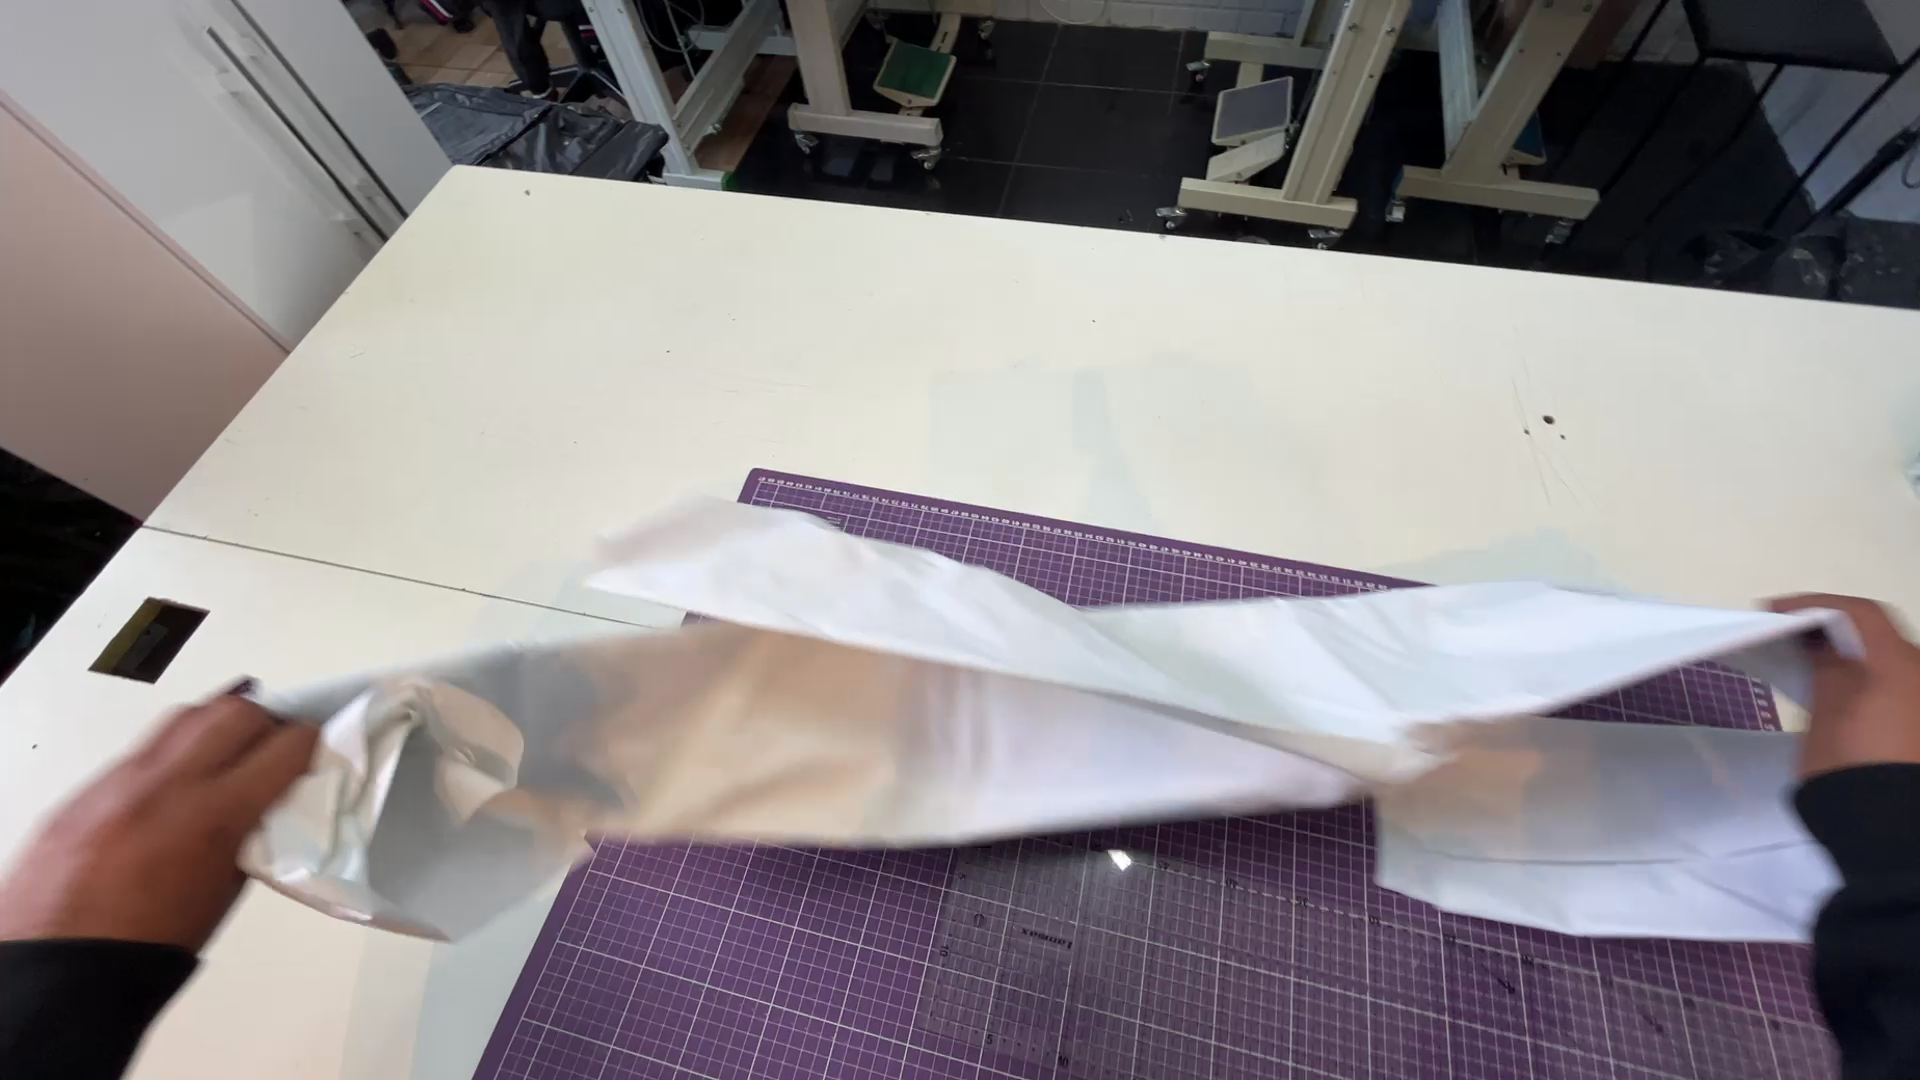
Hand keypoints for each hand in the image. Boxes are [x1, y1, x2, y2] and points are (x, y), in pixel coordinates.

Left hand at [0, 690, 316, 951]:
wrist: (58, 976)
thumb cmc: (160, 937)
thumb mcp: (237, 872)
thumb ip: (262, 815)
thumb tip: (281, 780)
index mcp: (213, 813)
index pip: (289, 742)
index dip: (313, 740)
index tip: (318, 749)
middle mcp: (161, 788)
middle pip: (237, 712)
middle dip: (268, 722)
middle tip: (276, 744)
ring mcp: (110, 788)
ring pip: (185, 716)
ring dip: (218, 726)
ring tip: (228, 752)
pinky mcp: (76, 796)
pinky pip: (140, 750)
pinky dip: (174, 752)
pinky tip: (183, 780)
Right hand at [1769, 594, 1919, 778]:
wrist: (1887, 814)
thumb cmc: (1852, 756)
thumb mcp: (1828, 706)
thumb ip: (1827, 664)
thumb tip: (1818, 640)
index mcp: (1902, 665)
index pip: (1860, 613)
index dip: (1813, 604)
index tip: (1771, 612)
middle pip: (1876, 634)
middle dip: (1828, 627)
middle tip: (1783, 634)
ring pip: (1883, 656)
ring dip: (1843, 649)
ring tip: (1803, 658)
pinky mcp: (1914, 717)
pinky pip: (1890, 679)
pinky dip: (1858, 670)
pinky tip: (1832, 683)